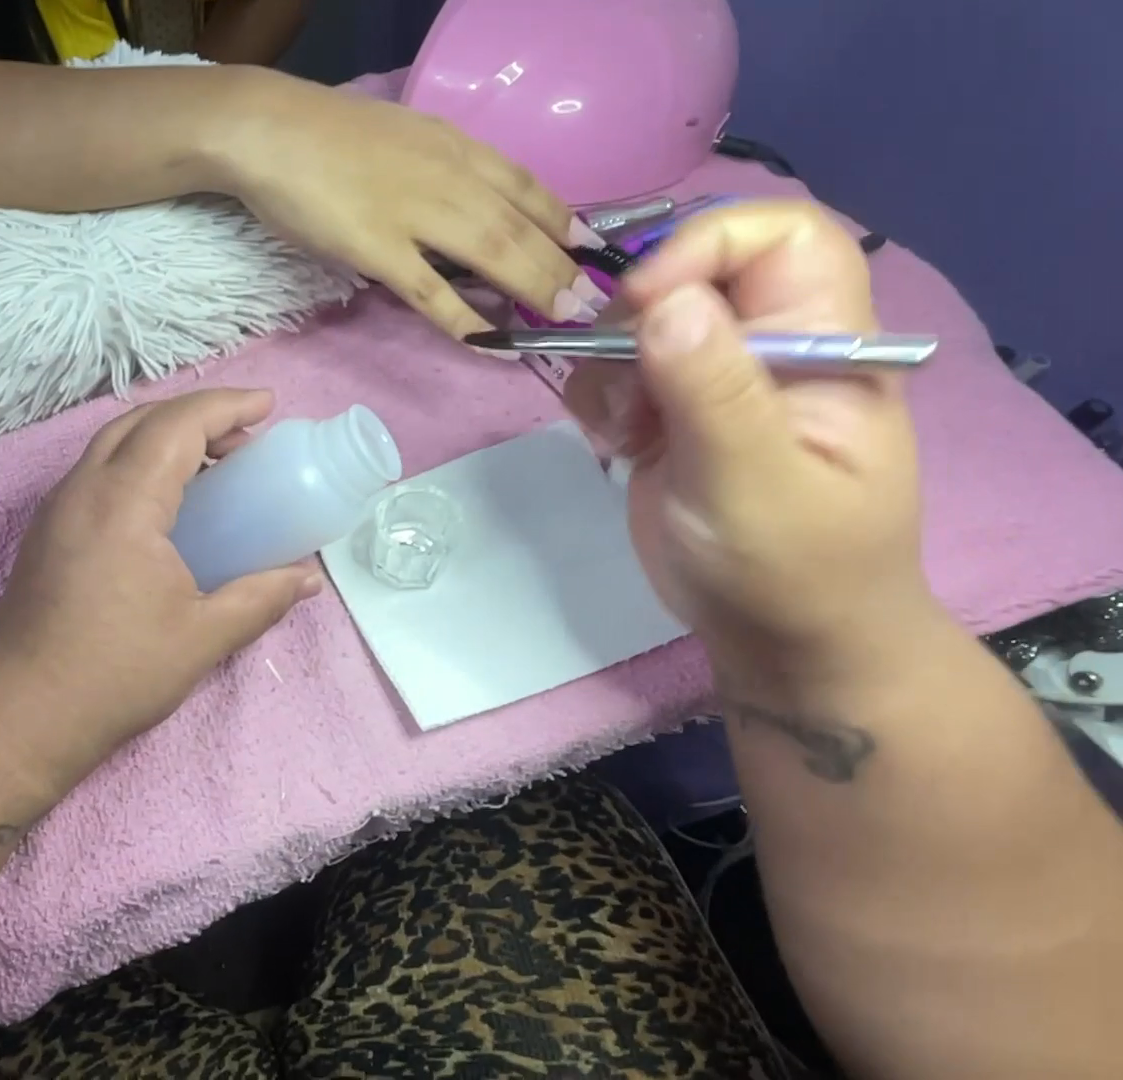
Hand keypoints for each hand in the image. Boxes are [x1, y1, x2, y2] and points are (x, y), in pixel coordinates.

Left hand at [0, 389, 323, 764]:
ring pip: (113, 443)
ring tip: (212, 465)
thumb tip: (307, 578)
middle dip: (197, 415)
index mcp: (123, 503)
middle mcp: (83, 490)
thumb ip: (260, 599)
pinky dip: (138, 463)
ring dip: (164, 437)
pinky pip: (97, 472)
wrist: (22, 712)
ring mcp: (57, 508)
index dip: (226, 406)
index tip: (268, 405)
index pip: (177, 425)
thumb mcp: (202, 638)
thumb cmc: (114, 674)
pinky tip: (165, 503)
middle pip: (141, 421)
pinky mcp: (47, 531)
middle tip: (244, 438)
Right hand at [214, 71, 605, 341]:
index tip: (590, 247)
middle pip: (519, 225)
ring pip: (490, 254)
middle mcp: (448, 178)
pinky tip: (488, 341)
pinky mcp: (377, 250)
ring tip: (560, 319)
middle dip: (560, 266)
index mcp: (453, 148)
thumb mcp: (400, 138)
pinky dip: (462, 319)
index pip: (525, 185)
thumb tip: (457, 205)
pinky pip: (428, 292)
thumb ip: (434, 169)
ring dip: (531, 288)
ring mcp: (414, 214)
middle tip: (589, 302)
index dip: (562, 219)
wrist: (271, 131)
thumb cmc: (326, 135)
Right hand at [562, 200, 939, 678]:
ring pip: (635, 327)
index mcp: (822, 342)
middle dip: (635, 325)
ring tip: (622, 433)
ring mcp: (711, 382)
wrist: (776, 636)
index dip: (704, 248)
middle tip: (624, 392)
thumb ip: (714, 392)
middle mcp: (767, 347)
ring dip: (606, 371)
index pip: (777, 237)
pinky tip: (614, 446)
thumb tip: (666, 302)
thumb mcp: (754, 482)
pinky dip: (596, 400)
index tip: (643, 309)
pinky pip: (613, 374)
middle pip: (688, 275)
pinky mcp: (666, 416)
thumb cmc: (791, 566)